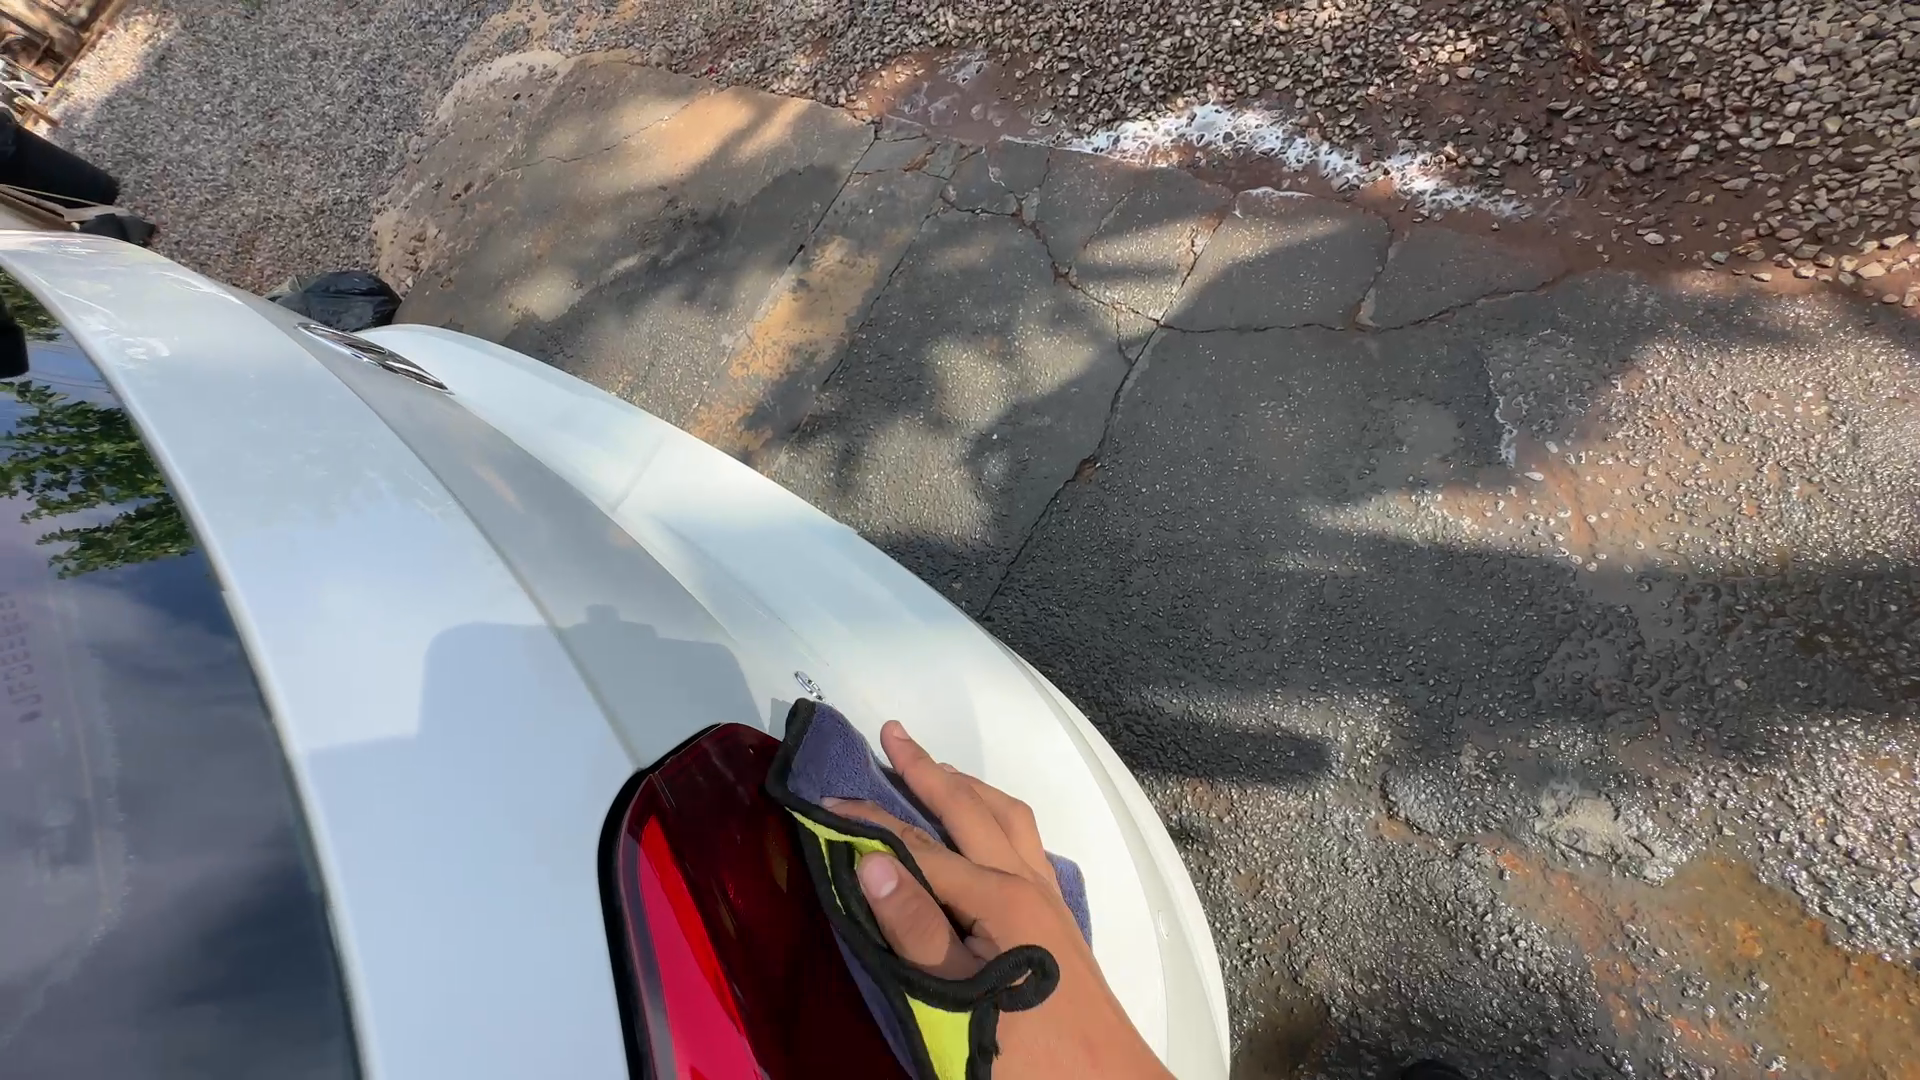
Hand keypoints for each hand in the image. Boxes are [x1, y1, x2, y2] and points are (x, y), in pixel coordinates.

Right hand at [823, 721, 1172, 1079]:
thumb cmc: (1024, 1055)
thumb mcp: (953, 1003)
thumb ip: (914, 927)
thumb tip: (871, 858)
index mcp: (998, 896)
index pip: (919, 846)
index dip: (872, 820)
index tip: (829, 799)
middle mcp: (1025, 877)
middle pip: (968, 807)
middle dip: (926, 767)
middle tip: (893, 733)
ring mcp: (1046, 890)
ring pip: (1006, 813)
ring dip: (967, 784)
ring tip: (936, 767)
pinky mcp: (1056, 910)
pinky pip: (1025, 836)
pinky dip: (996, 812)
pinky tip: (987, 825)